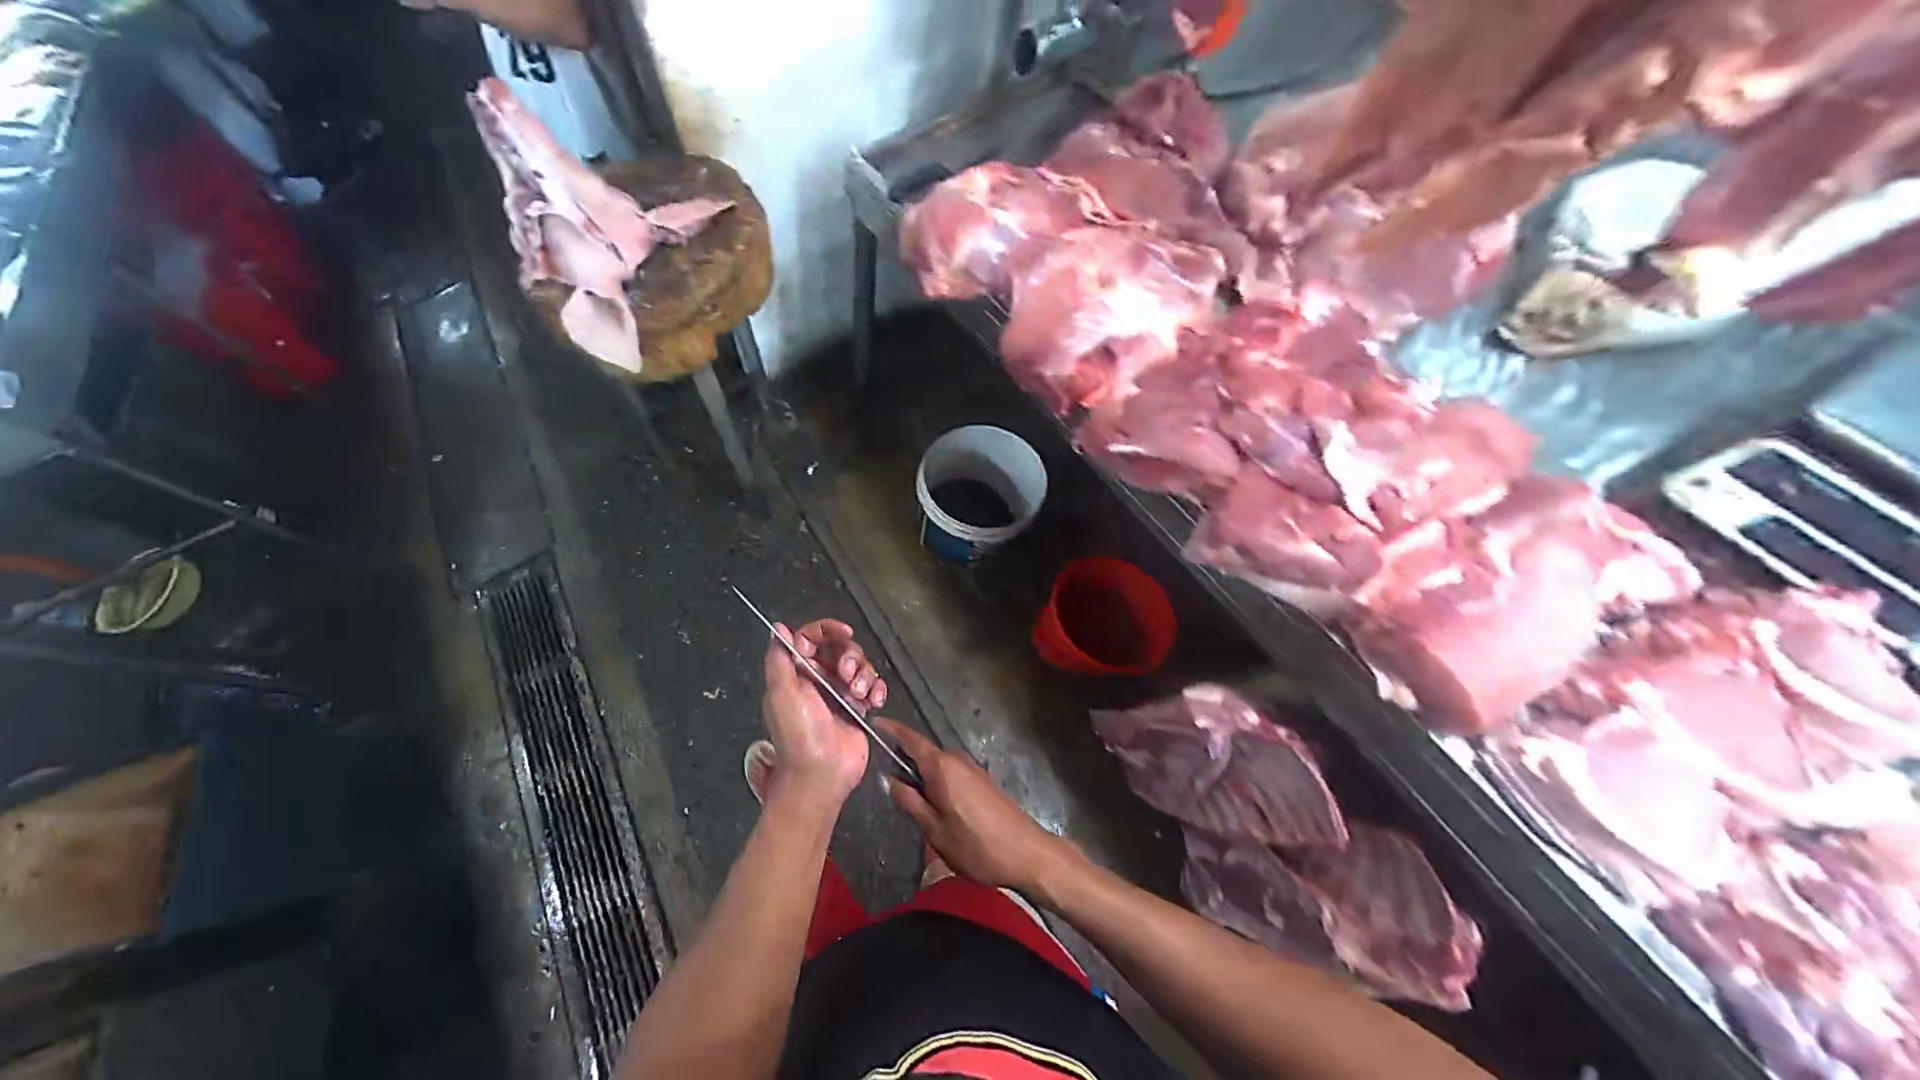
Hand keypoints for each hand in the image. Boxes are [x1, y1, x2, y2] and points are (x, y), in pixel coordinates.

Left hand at [761, 621, 886, 805]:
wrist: (821, 774)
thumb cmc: (799, 733)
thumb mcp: (782, 694)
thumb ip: (780, 658)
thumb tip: (778, 628)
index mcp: (797, 672)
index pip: (812, 637)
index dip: (828, 630)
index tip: (845, 632)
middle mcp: (819, 679)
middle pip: (841, 648)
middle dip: (850, 656)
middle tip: (848, 675)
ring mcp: (841, 693)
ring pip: (860, 665)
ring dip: (865, 674)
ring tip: (860, 694)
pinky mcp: (859, 707)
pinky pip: (873, 686)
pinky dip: (877, 689)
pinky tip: (874, 702)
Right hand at [876, 718, 1080, 895]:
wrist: (1026, 853)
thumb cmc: (976, 845)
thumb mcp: (934, 830)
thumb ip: (910, 802)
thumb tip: (891, 780)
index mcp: (942, 767)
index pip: (911, 739)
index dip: (892, 730)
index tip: (875, 723)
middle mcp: (957, 760)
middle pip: (924, 754)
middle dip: (906, 764)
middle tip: (890, 789)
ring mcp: (973, 769)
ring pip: (939, 767)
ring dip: (924, 778)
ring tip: (915, 807)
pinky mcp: (983, 781)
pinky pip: (952, 775)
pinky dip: (939, 784)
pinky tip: (939, 810)